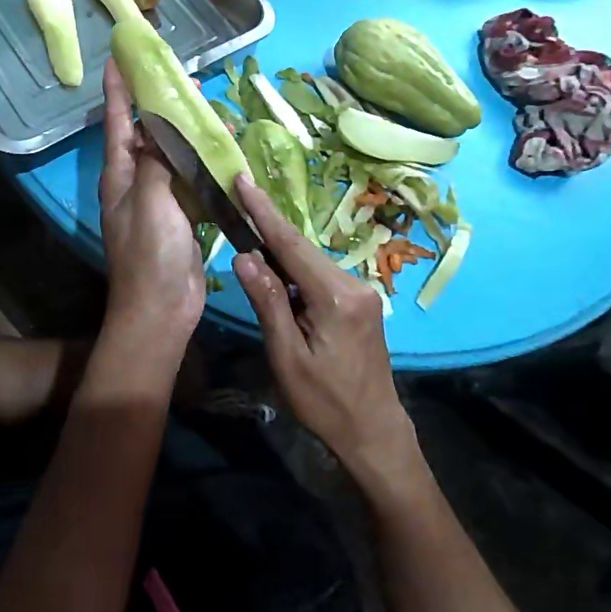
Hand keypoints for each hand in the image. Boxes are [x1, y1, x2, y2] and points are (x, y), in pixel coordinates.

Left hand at [98, 60, 204, 353]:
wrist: (162, 309)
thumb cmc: (149, 253)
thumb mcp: (150, 199)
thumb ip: (155, 160)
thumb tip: (157, 126)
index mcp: (120, 175)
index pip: (117, 122)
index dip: (118, 90)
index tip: (118, 58)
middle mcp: (136, 182)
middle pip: (148, 135)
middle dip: (161, 106)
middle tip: (182, 78)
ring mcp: (159, 201)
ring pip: (174, 156)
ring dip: (189, 134)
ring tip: (210, 109)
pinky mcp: (181, 217)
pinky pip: (192, 181)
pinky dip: (206, 164)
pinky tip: (224, 151)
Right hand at [232, 175, 415, 463]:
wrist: (374, 431)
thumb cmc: (324, 402)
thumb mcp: (287, 356)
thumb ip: (267, 302)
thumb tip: (245, 255)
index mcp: (336, 298)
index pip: (291, 245)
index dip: (264, 211)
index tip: (244, 180)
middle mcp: (353, 286)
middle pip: (301, 248)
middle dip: (268, 223)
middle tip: (237, 197)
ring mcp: (361, 292)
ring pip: (309, 260)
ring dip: (278, 249)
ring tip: (247, 229)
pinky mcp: (360, 302)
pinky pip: (318, 274)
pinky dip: (293, 268)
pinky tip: (273, 269)